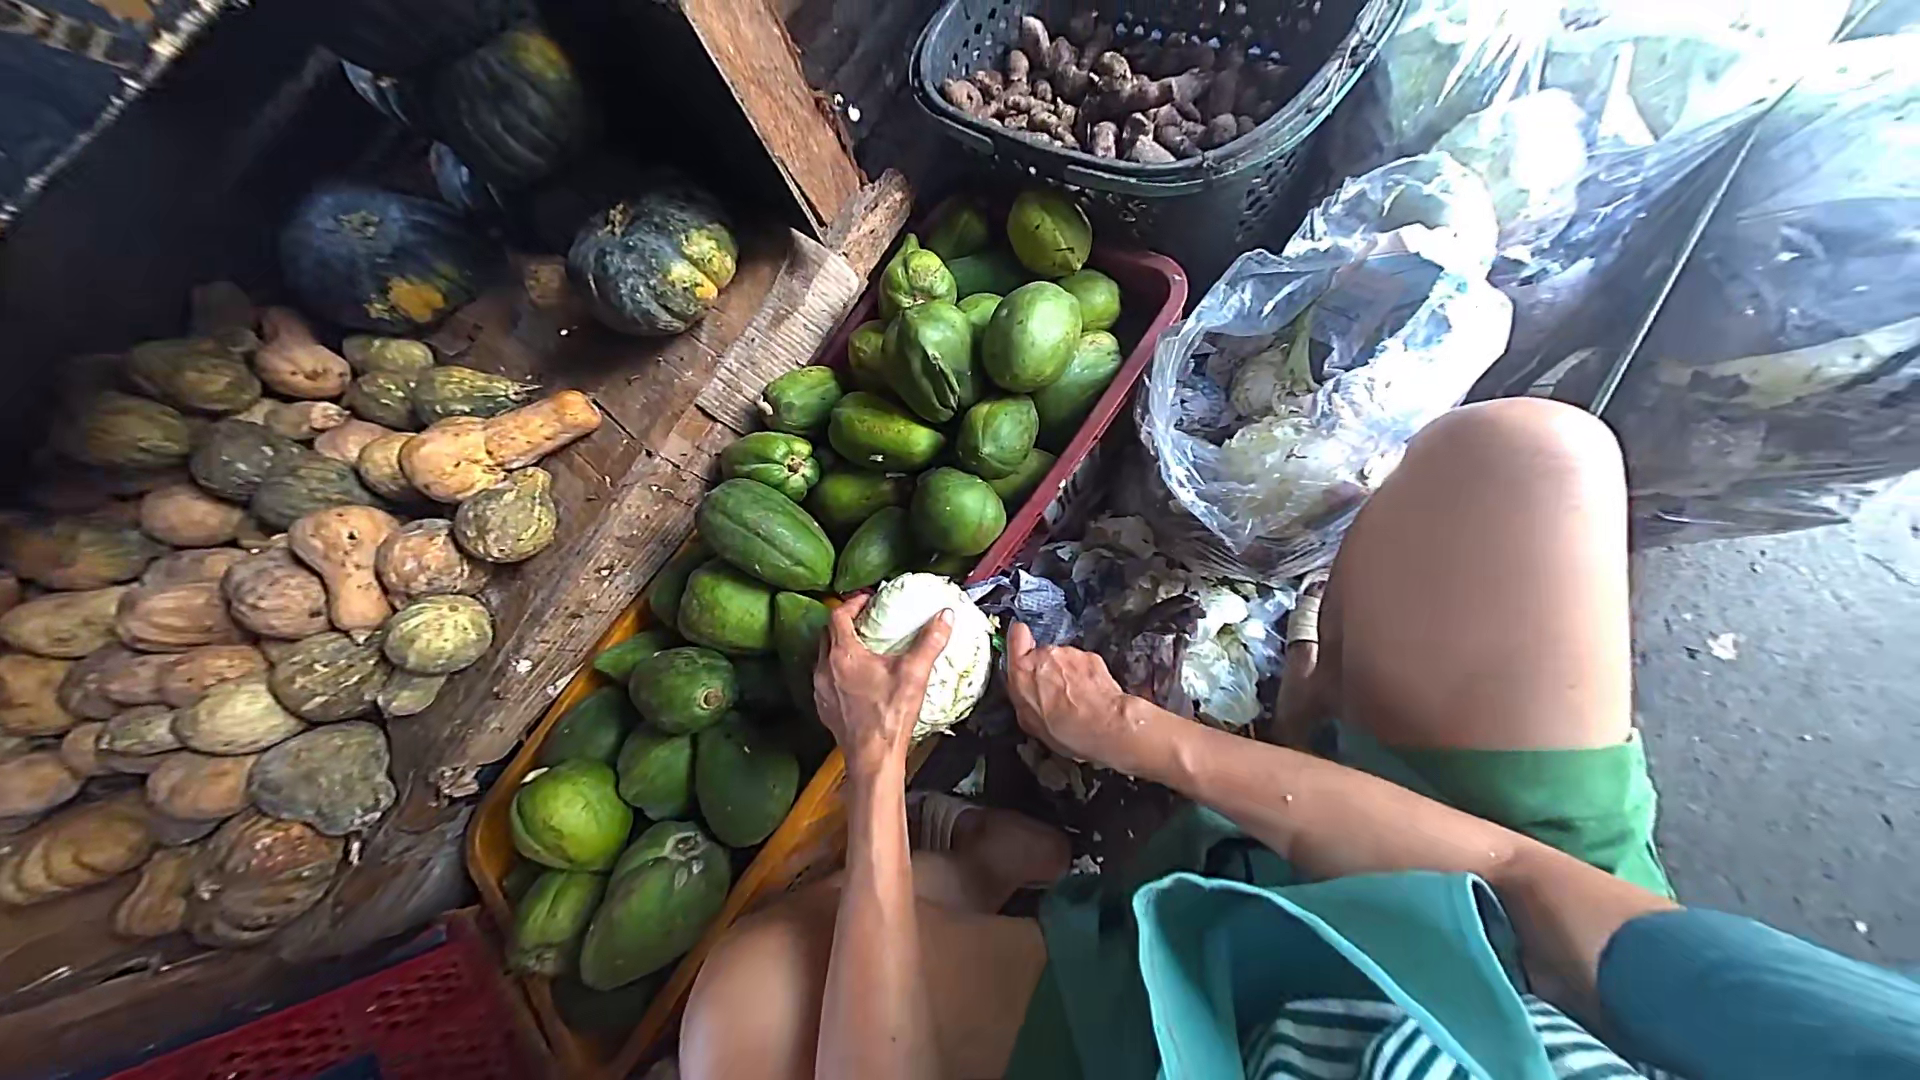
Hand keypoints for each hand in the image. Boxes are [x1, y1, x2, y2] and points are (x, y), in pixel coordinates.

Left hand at [813, 593, 952, 778]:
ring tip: (861, 646)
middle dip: (844, 622)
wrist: (872, 757)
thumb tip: (946, 616)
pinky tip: (856, 678)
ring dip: (838, 646)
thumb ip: (930, 641)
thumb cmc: (890, 715)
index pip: (838, 615)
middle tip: (864, 619)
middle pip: (827, 633)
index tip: (866, 599)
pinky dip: (836, 670)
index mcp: (844, 655)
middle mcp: (825, 669)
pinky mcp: (824, 707)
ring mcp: (821, 690)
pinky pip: (824, 679)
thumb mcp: (914, 673)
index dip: (852, 603)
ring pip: (823, 657)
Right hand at [1005, 622, 1175, 776]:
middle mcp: (1044, 655)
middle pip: (1042, 654)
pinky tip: (1091, 695)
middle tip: (1056, 692)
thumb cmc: (1065, 729)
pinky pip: (1083, 663)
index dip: (1019, 639)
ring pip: (1064, 659)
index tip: (1023, 648)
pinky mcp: (1091, 656)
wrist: (1104, 726)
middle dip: (1047, 668)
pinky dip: (1086, 676)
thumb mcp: (1030, 723)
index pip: (1016, 635)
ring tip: (1076, 698)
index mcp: (1023, 671)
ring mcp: (1069, 653)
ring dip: (1067, 673)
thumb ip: (1024, 698)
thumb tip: (1025, 695)